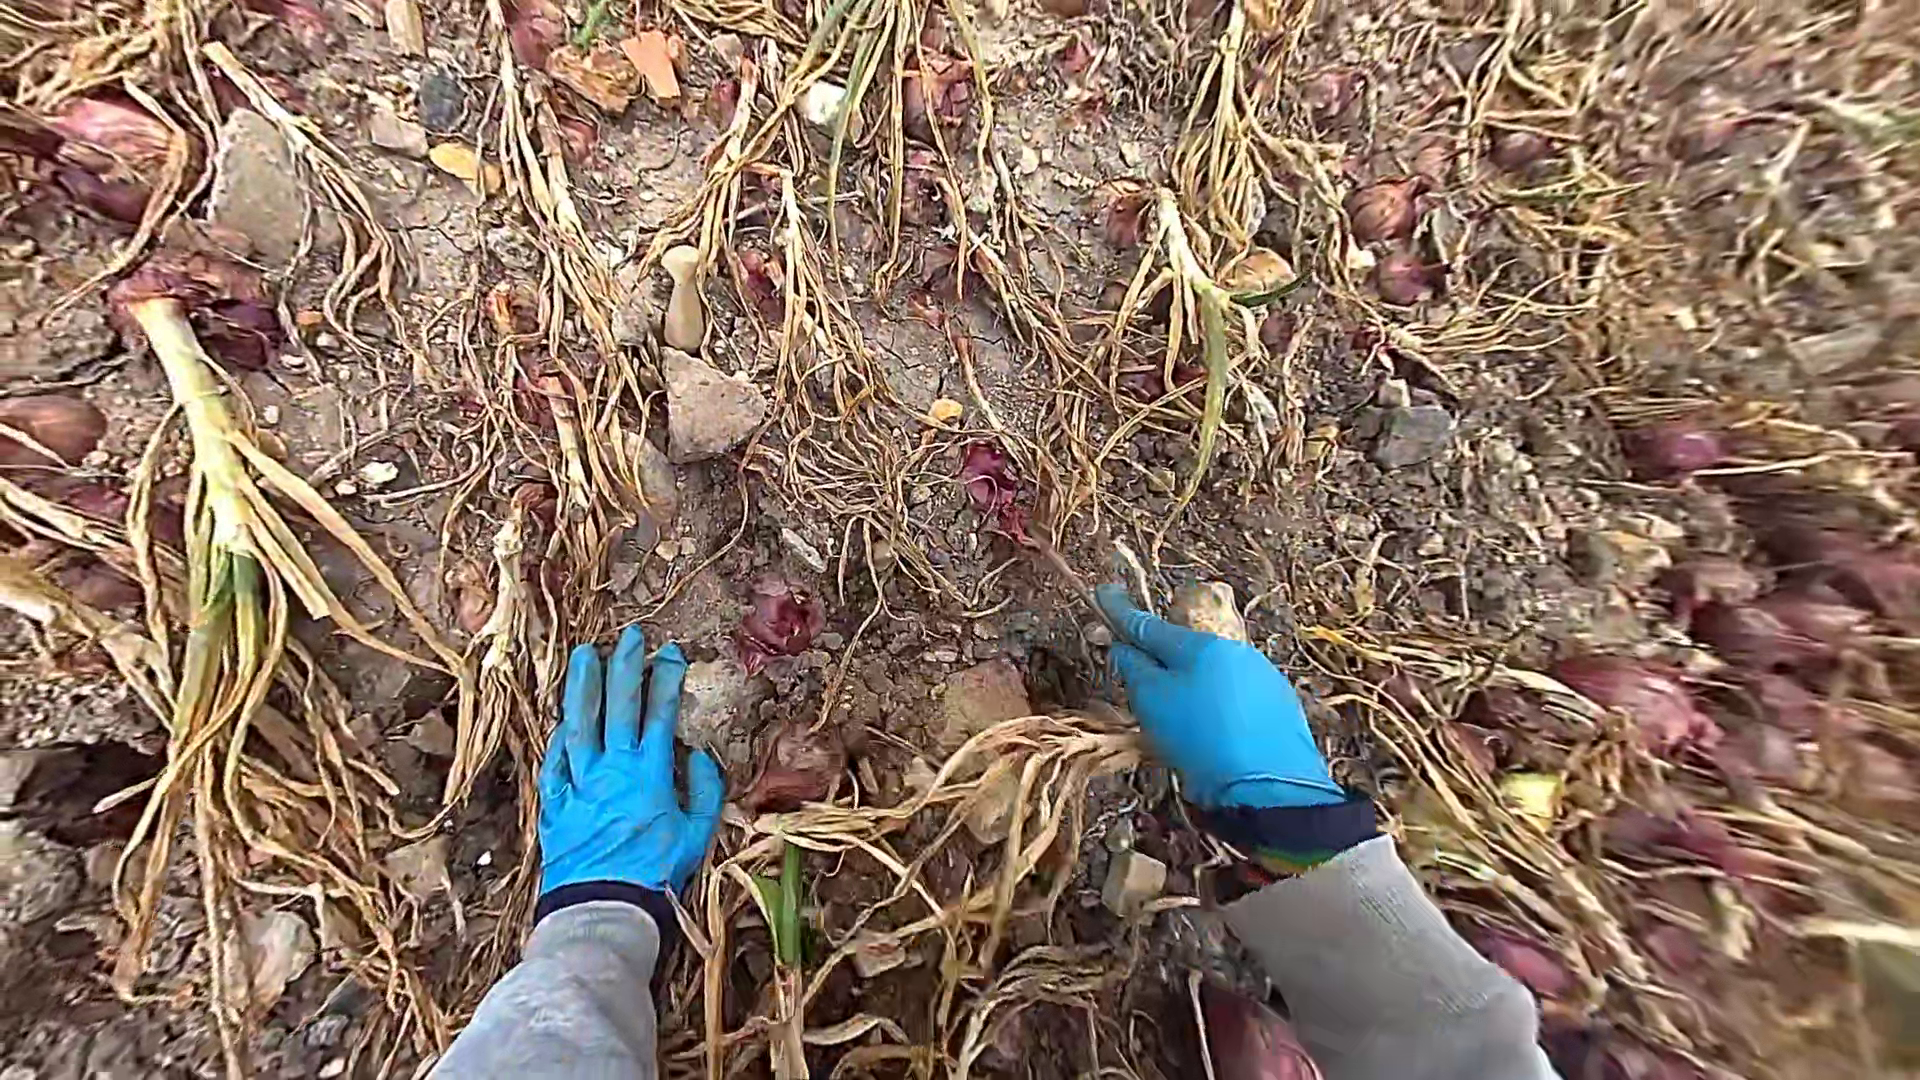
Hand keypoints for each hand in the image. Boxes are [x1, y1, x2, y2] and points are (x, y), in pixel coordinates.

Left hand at [540, 626, 722, 894]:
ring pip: (580, 726)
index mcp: (650, 772)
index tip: (671, 653)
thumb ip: (705, 788)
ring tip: (584, 655)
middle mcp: (613, 769)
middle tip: (629, 637)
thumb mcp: (698, 830)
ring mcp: (580, 784)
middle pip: (618, 707)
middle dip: (625, 668)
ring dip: (583, 688)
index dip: (667, 679)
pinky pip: (554, 764)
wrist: (603, 911)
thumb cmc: (657, 871)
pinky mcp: (556, 805)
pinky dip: (558, 739)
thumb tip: (698, 753)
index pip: (659, 712)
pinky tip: (562, 718)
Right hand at [1097, 584, 1344, 809]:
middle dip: (1159, 661)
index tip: (1104, 592)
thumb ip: (1134, 667)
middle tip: (1142, 687)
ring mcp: (1261, 677)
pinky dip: (1215, 706)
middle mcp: (1232, 651)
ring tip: (1181, 725)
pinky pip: (1234, 695)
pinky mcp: (1280, 705)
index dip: (1121, 612)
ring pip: (1209, 673)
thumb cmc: (1199, 737)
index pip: (1149, 625)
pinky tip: (1213, 734)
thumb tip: (1124, 647)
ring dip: (1189, 686)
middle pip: (1181, 650)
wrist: (1270, 790)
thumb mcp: (1151, 700)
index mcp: (1199, 645)